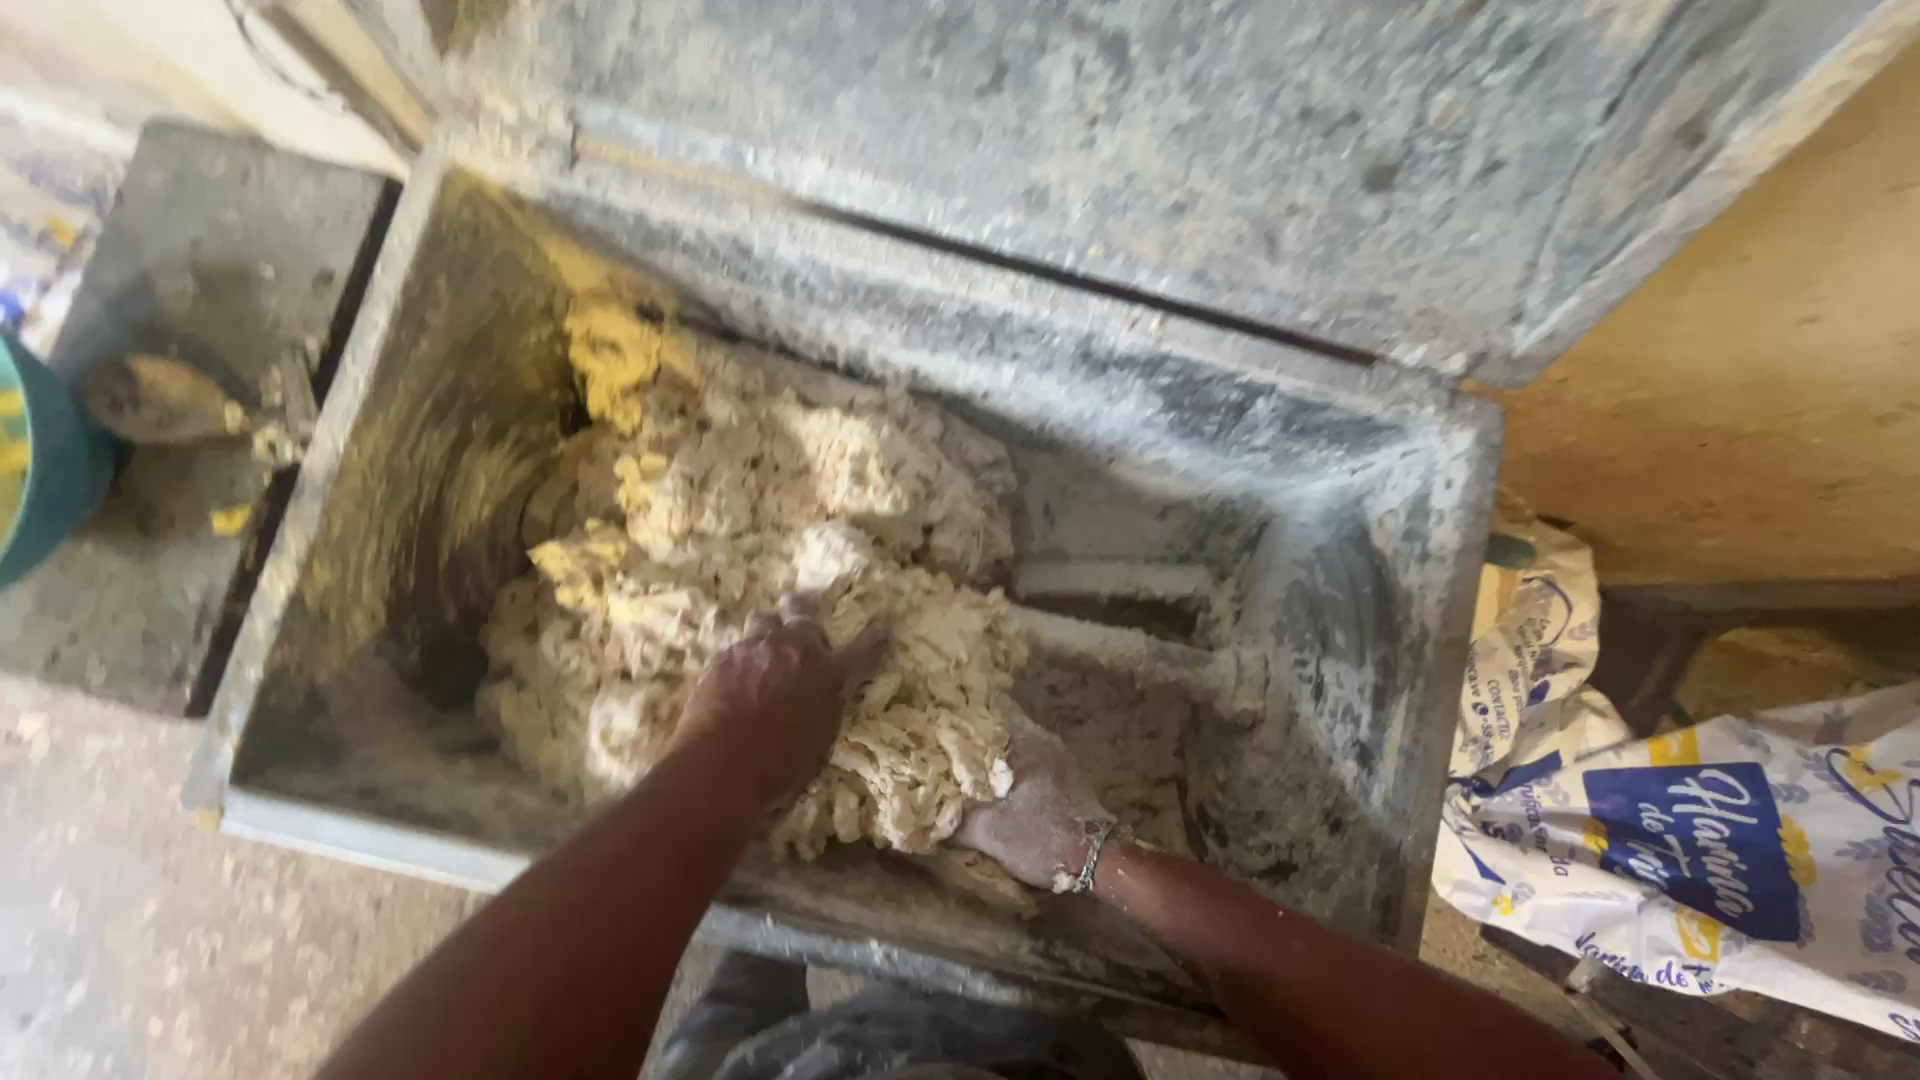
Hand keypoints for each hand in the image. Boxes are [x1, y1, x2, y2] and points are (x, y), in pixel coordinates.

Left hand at [675, 593, 887, 804]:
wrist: (723, 764)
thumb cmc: (781, 764)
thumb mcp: (821, 737)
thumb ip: (824, 705)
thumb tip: (820, 698)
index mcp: (831, 674)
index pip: (865, 647)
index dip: (876, 636)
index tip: (883, 623)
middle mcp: (797, 649)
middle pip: (802, 611)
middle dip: (802, 608)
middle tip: (797, 608)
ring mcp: (757, 648)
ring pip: (763, 620)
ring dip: (767, 630)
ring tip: (762, 645)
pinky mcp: (725, 657)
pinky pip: (737, 647)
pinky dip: (741, 657)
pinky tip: (734, 675)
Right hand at [955, 715, 1114, 891]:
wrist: (1099, 860)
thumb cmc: (1042, 839)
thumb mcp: (990, 834)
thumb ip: (956, 822)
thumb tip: (928, 817)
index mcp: (1026, 742)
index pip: (989, 712)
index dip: (962, 718)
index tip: (940, 724)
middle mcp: (1044, 740)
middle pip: (1001, 726)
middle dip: (976, 737)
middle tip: (948, 747)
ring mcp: (1059, 755)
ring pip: (1017, 743)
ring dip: (995, 754)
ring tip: (968, 765)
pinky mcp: (1067, 773)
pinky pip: (1030, 757)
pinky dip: (1012, 765)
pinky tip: (998, 782)